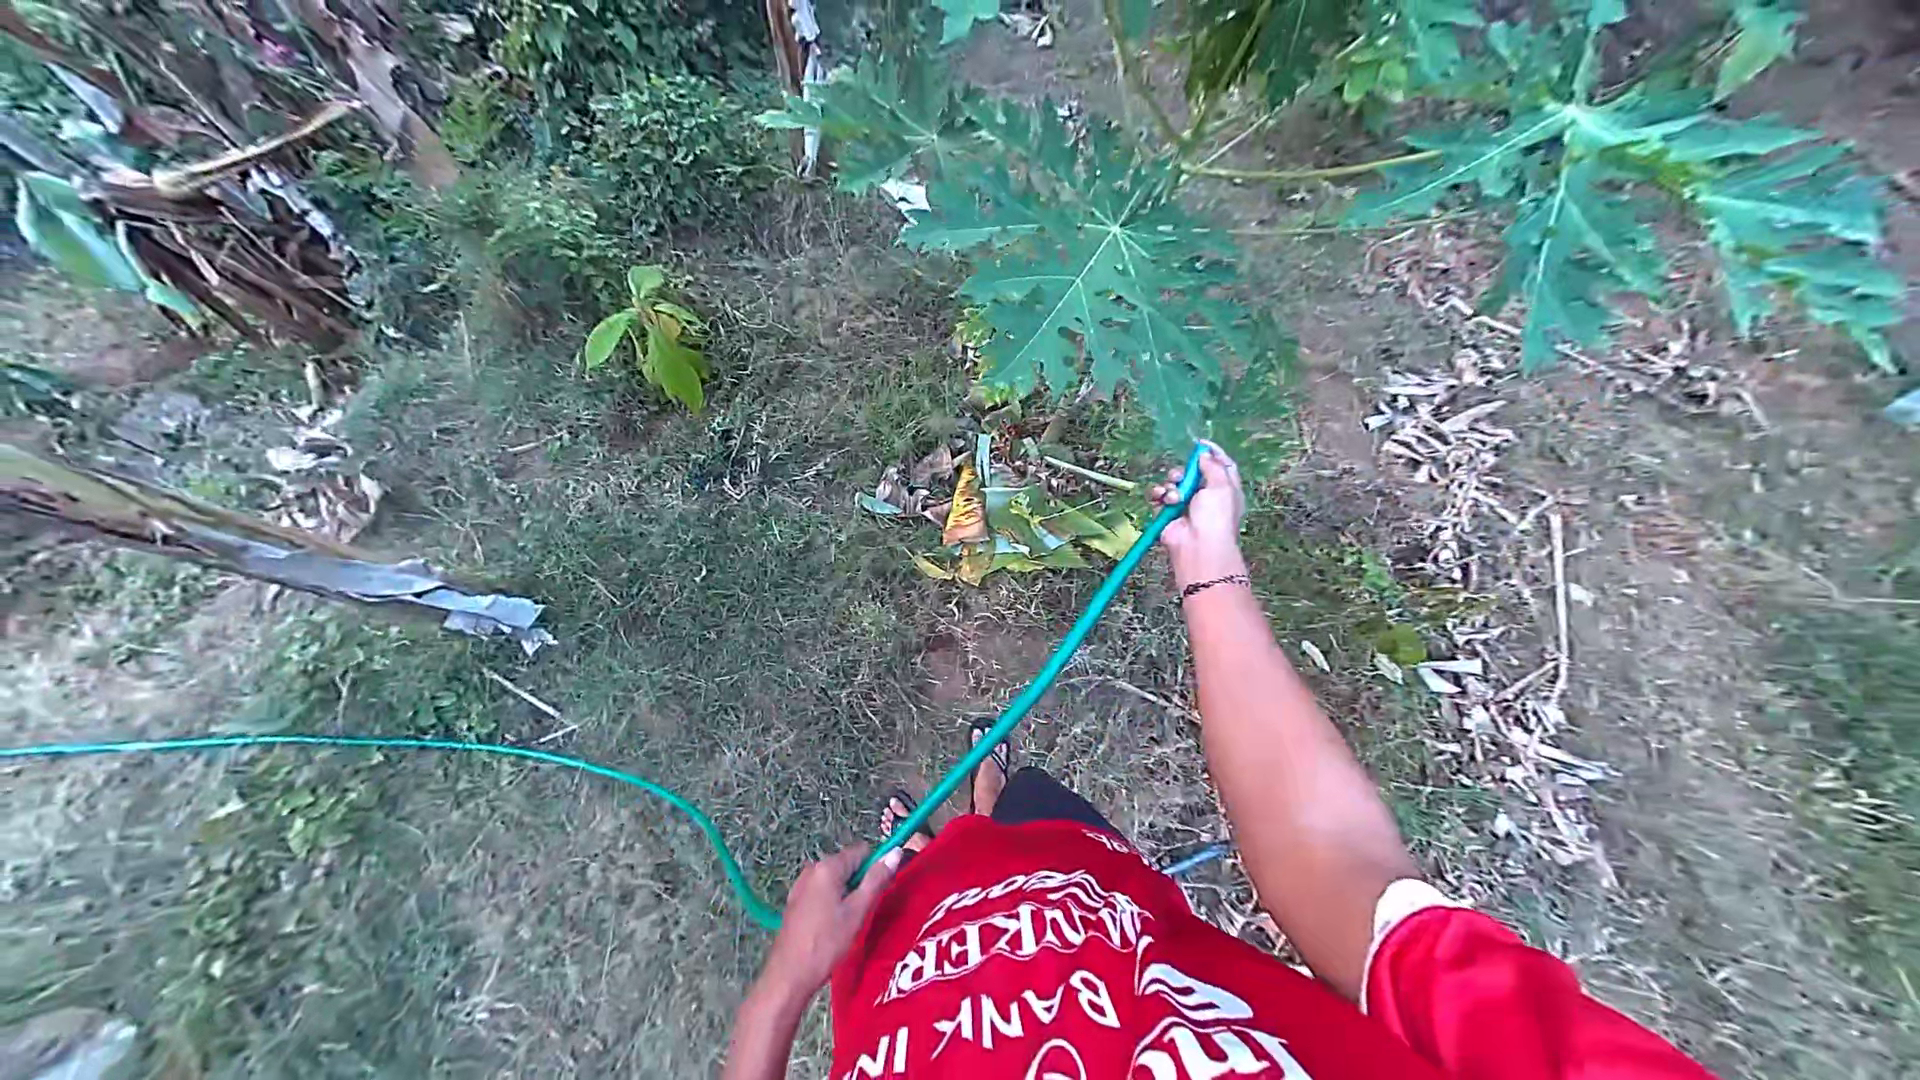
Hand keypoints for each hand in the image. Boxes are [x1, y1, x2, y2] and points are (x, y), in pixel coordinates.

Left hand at [755, 844, 901, 1004]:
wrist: (788, 977)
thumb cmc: (826, 944)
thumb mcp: (857, 911)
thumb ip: (876, 879)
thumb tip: (895, 851)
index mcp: (828, 866)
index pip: (862, 851)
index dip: (875, 868)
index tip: (878, 892)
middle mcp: (812, 868)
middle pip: (848, 864)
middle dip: (859, 883)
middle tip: (863, 911)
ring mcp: (801, 884)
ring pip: (835, 879)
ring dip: (846, 894)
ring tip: (848, 922)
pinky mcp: (795, 900)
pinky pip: (822, 890)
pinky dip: (832, 901)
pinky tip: (831, 926)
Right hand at [1150, 441, 1247, 587]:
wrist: (1197, 546)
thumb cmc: (1215, 516)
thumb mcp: (1221, 485)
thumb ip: (1212, 465)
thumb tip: (1203, 454)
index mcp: (1225, 488)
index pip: (1220, 464)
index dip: (1211, 453)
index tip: (1199, 443)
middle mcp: (1205, 496)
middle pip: (1191, 473)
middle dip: (1183, 471)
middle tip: (1180, 477)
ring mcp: (1185, 505)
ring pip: (1172, 483)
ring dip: (1170, 486)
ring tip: (1173, 497)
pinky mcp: (1167, 513)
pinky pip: (1158, 496)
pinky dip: (1157, 495)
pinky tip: (1162, 499)